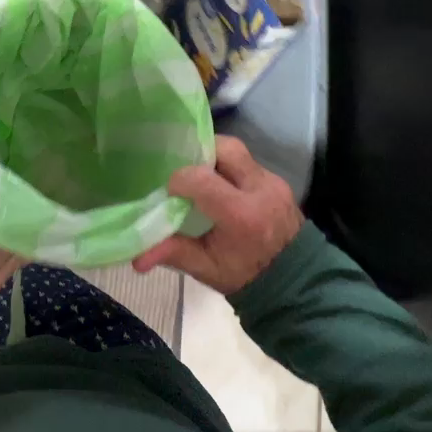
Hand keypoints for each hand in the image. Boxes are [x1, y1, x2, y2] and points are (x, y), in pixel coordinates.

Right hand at [132, 137, 302, 293]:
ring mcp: (273, 182)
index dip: (179, 180)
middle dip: (200, 154)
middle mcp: (260, 190)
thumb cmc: (245, 276)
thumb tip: (135, 258)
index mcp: (241, 215)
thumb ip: (173, 253)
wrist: (295, 282)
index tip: (170, 194)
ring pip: (238, 151)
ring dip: (215, 158)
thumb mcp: (206, 268)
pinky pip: (248, 163)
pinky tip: (221, 186)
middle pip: (226, 149)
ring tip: (202, 177)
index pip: (202, 179)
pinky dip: (230, 168)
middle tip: (186, 173)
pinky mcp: (278, 181)